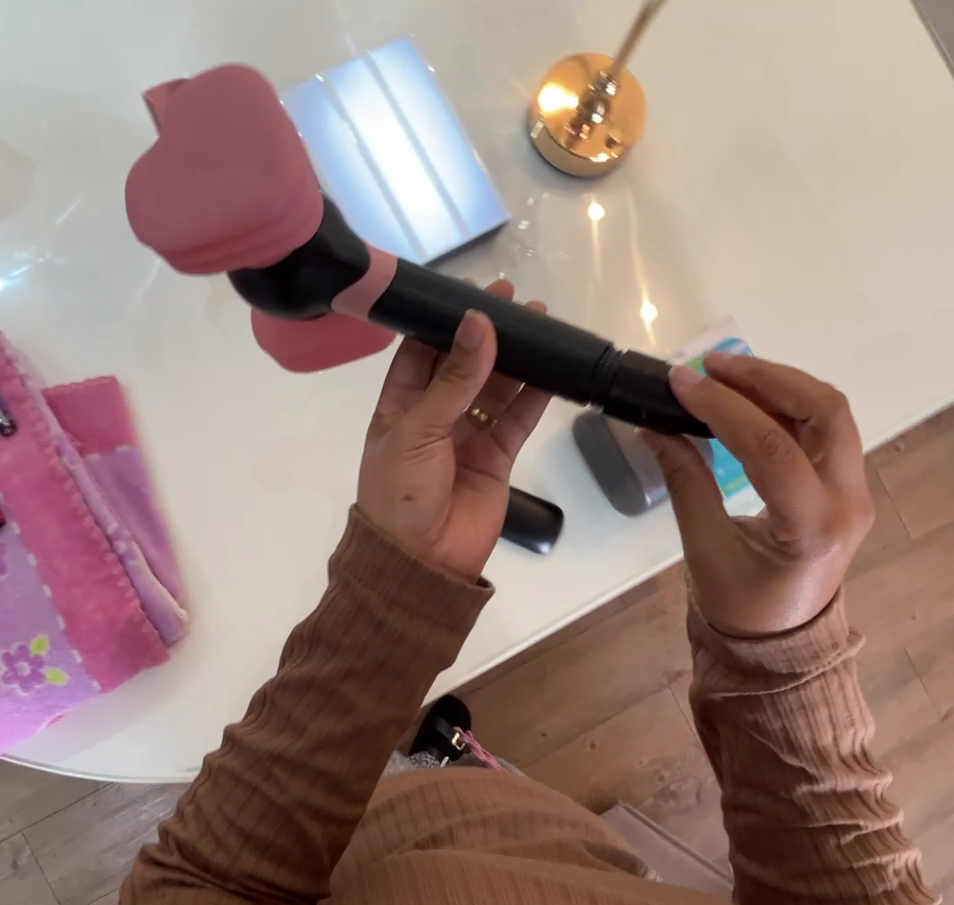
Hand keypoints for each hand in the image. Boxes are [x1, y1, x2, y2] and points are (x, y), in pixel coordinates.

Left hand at [358, 280, 553, 580]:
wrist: (422, 561)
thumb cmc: (401, 492)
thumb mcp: (417, 430)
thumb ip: (453, 379)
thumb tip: (478, 323)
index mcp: (400, 406)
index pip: (422, 352)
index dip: (447, 323)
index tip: (474, 294)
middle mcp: (434, 416)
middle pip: (465, 365)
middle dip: (488, 335)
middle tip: (517, 301)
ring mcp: (468, 436)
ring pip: (496, 388)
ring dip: (517, 359)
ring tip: (543, 325)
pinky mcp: (498, 457)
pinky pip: (518, 419)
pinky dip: (535, 395)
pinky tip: (553, 369)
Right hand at [644, 353, 874, 637]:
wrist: (780, 643)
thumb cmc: (739, 605)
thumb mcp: (704, 548)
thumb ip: (686, 481)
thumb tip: (655, 427)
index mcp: (812, 525)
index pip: (770, 446)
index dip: (722, 407)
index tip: (680, 382)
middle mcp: (848, 500)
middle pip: (824, 411)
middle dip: (767, 378)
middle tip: (713, 366)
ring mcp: (855, 491)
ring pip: (830, 413)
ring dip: (779, 385)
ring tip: (726, 374)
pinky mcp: (846, 485)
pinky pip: (823, 430)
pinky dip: (785, 406)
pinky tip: (746, 400)